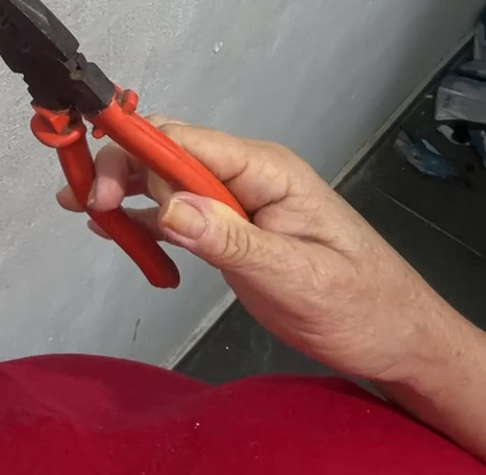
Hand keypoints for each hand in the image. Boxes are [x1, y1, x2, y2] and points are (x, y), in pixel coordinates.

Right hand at [57, 120, 471, 384]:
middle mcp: (242, 172)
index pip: (184, 140)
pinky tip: (109, 227)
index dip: (135, 153)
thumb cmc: (363, 309)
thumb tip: (167, 206)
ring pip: (159, 178)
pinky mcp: (223, 223)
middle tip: (90, 208)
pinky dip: (138, 218)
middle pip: (163, 152)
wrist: (402, 344)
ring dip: (121, 191)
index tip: (102, 187)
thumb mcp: (297, 278)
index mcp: (263, 168)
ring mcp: (231, 197)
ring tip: (83, 211)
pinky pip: (170, 210)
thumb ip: (230, 240)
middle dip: (121, 171)